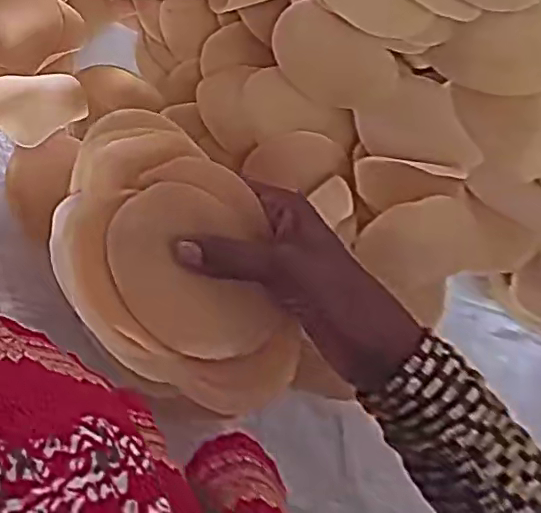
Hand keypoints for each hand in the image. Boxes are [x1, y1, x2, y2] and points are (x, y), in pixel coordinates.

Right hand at [175, 180, 425, 390]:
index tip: (164, 189)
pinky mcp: (279, 288)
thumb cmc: (339, 295)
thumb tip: (178, 244)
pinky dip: (219, 276)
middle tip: (157, 221)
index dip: (203, 186)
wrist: (383, 355)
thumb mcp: (283, 268)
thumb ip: (231, 255)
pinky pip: (240, 274)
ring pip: (234, 246)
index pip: (235, 186)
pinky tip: (193, 282)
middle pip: (232, 216)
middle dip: (200, 220)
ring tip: (165, 249)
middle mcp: (280, 225)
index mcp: (286, 206)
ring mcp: (280, 258)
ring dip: (208, 250)